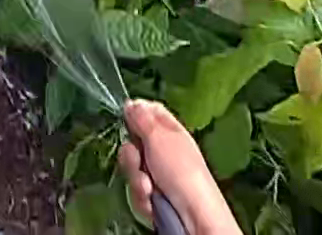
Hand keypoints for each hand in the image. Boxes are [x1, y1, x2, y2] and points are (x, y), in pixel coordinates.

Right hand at [119, 101, 242, 234]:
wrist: (194, 219)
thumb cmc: (181, 173)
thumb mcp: (158, 136)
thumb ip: (140, 116)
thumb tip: (129, 103)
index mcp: (171, 132)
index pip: (149, 111)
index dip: (136, 111)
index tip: (127, 117)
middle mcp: (164, 152)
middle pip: (133, 140)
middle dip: (131, 153)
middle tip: (139, 159)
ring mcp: (159, 176)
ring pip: (132, 167)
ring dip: (136, 177)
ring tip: (148, 187)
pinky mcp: (154, 198)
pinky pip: (136, 189)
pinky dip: (141, 196)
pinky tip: (151, 200)